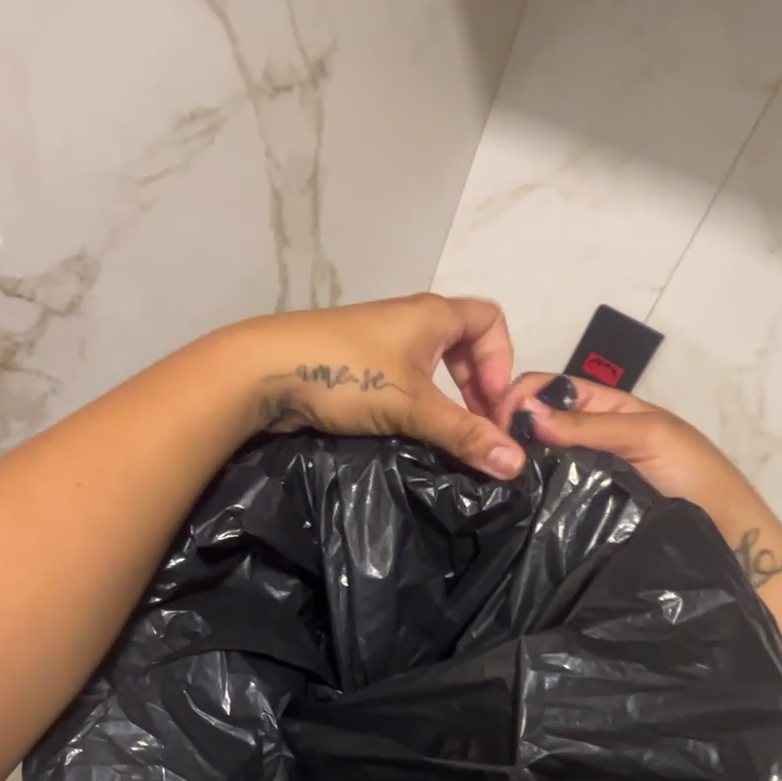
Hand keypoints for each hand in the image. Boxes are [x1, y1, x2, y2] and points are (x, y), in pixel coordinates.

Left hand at [215, 294, 526, 478]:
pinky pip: (397, 383)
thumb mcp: (412, 406)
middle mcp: (407, 322)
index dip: (501, 361)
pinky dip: (411, 406)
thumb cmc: (347, 375)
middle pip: (460, 345)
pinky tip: (406, 436)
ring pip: (426, 368)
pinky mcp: (351, 369)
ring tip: (444, 437)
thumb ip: (463, 434)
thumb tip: (516, 464)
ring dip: (442, 400)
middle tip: (475, 428)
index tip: (491, 404)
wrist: (264, 372)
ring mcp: (375, 345)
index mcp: (431, 315)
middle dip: (475, 386)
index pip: (489, 321)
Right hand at [490, 372, 770, 536]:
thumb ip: (586, 425)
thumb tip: (523, 413)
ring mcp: (572, 473)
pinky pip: (535, 490)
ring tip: (486, 472)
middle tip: (485, 449)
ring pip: (526, 456)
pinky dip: (515, 487)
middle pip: (528, 421)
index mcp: (600, 408)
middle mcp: (578, 437)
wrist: (721, 536)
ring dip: (505, 458)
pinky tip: (500, 492)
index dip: (517, 396)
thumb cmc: (692, 475)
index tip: (495, 421)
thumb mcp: (645, 436)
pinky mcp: (567, 508)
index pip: (545, 388)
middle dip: (502, 426)